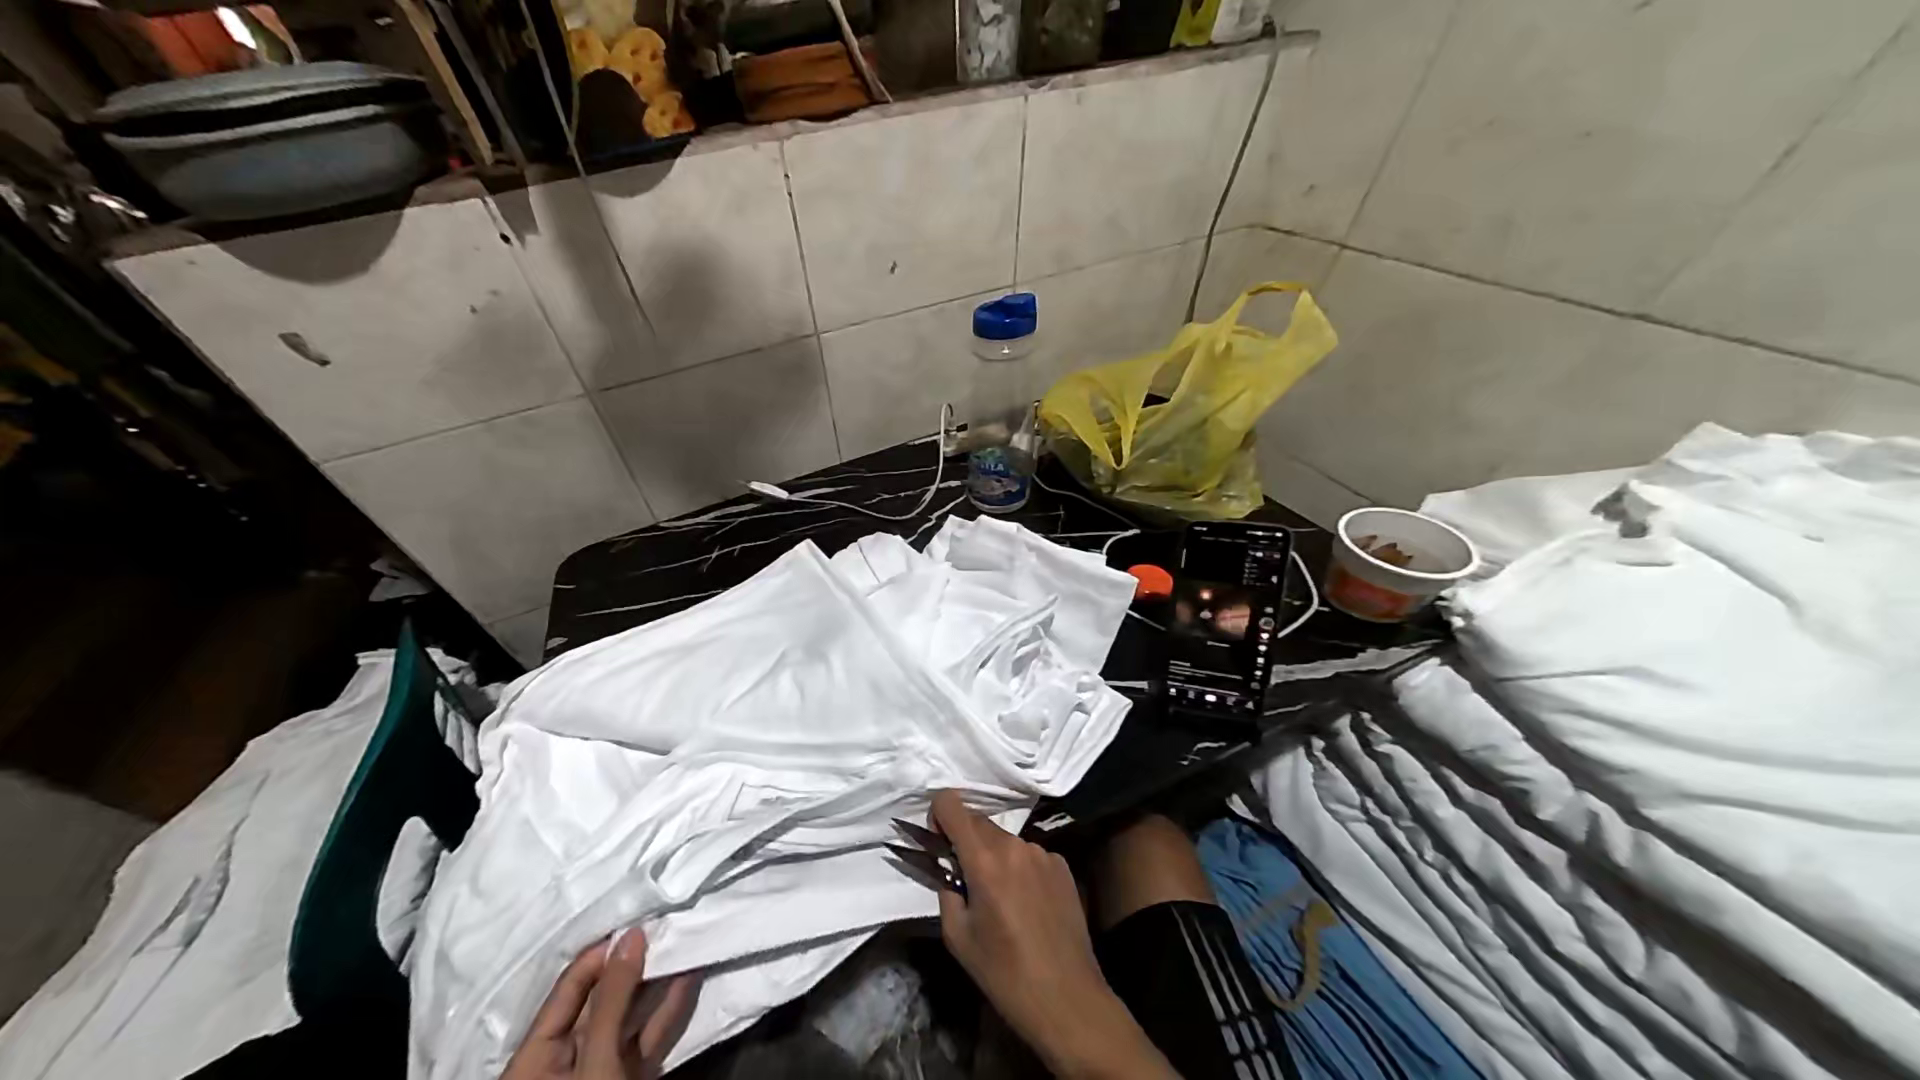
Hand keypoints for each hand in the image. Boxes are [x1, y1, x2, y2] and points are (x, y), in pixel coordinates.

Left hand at [501, 930, 694, 1079]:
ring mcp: (599, 1072)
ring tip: (682, 942)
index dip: (599, 955)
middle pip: (599, 1000)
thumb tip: (630, 936)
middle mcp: (563, 1061)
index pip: (567, 990)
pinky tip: (688, 979)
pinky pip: (647, 1038)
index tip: (635, 920)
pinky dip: (667, 1010)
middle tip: (665, 924)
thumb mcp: (594, 1063)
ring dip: (656, 982)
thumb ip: (612, 1000)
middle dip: (632, 964)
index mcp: (532, 1060)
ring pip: (628, 1017)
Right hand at [931, 792, 1177, 1079]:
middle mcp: (1015, 845)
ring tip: (1000, 898)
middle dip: (964, 841)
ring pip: (1005, 840)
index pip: (951, 804)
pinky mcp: (1062, 866)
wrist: (1067, 998)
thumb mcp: (958, 936)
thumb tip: (949, 871)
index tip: (940, 846)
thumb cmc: (1004, 973)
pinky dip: (1019, 868)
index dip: (938, 817)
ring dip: (994, 856)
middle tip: (964, 879)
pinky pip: (1029, 855)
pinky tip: (1027, 904)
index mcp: (985, 860)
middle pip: (978, 821)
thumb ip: (947, 891)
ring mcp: (1043, 853)